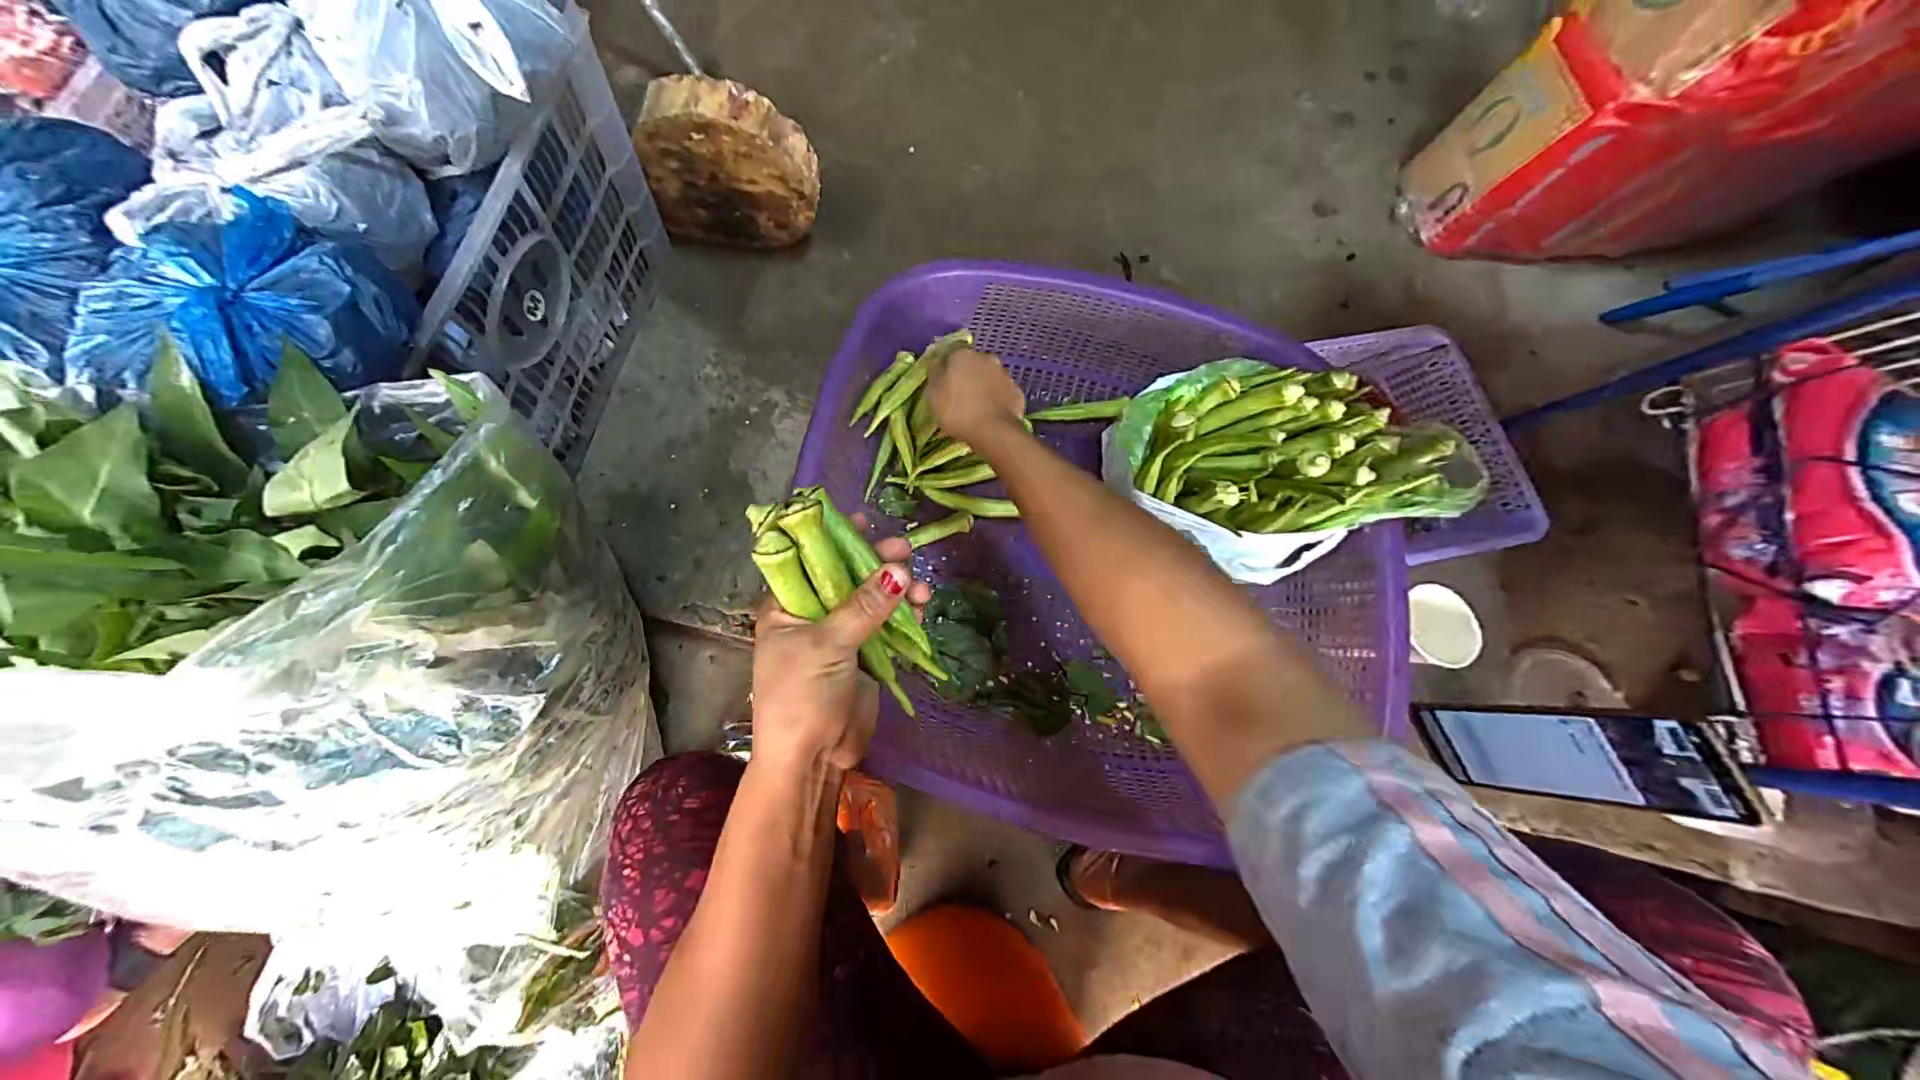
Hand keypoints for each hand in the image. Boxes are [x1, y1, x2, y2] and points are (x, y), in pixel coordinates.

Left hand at [750, 530, 930, 777]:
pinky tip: (923, 607)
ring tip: (921, 589)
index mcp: (787, 607)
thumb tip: (899, 570)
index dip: (835, 540)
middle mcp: (814, 616)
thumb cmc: (800, 696)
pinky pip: (888, 626)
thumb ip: (863, 607)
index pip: (810, 561)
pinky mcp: (866, 656)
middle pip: (848, 577)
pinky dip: (906, 615)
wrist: (812, 758)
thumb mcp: (827, 645)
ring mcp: (842, 636)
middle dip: (875, 563)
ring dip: (897, 591)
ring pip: (873, 601)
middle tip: (904, 551)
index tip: (864, 521)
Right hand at [926, 347, 1025, 446]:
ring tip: (977, 407)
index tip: (944, 383)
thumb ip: (935, 375)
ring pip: (990, 377)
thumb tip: (938, 365)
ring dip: (984, 386)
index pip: (952, 354)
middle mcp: (987, 358)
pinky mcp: (1017, 392)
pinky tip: (992, 413)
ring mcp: (1005, 375)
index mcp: (963, 355)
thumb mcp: (933, 395)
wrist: (993, 432)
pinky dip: (997, 399)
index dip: (948, 368)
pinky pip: (1003, 393)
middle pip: (974, 364)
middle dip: (968, 375)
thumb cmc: (957, 411)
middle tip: (961, 395)